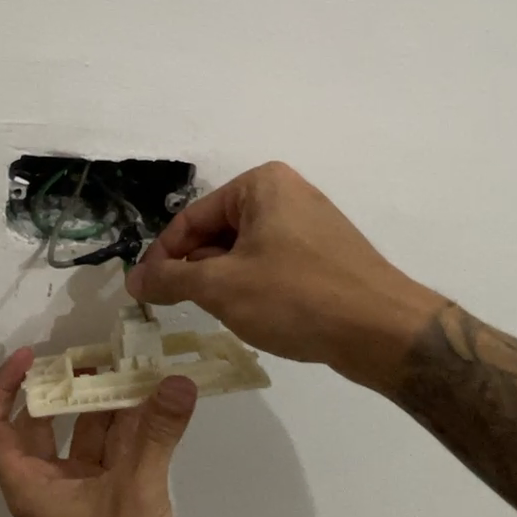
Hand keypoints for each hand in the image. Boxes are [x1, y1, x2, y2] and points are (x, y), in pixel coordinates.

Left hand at [0, 349, 196, 516]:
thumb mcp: (137, 493)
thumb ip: (156, 433)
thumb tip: (176, 382)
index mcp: (30, 484)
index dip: (4, 387)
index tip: (31, 357)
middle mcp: (48, 486)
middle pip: (43, 424)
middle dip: (65, 389)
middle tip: (92, 358)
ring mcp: (80, 497)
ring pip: (85, 437)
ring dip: (105, 407)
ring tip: (131, 369)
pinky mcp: (111, 506)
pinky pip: (113, 456)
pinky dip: (130, 432)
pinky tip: (155, 407)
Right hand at [127, 161, 446, 392]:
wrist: (383, 332)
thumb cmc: (296, 296)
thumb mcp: (221, 287)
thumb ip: (170, 280)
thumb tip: (133, 281)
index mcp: (261, 184)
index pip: (191, 218)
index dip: (163, 256)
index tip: (144, 290)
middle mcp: (286, 193)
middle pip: (217, 232)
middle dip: (196, 269)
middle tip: (178, 306)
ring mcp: (310, 223)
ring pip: (243, 251)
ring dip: (223, 281)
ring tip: (219, 313)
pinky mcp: (326, 254)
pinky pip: (272, 263)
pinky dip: (253, 286)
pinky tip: (255, 315)